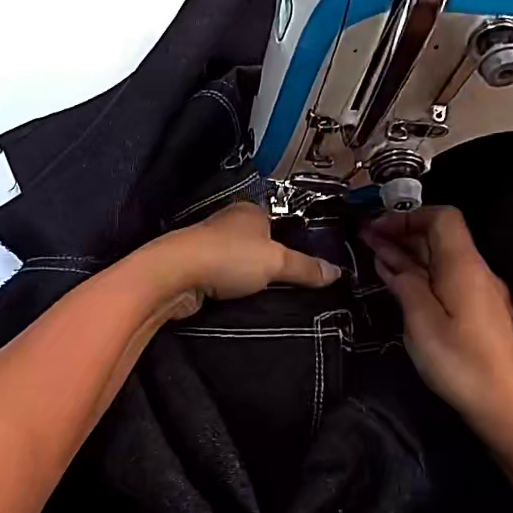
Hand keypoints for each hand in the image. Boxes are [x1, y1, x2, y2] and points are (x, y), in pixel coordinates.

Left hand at [134, 202, 339, 318]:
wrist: (173, 275)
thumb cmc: (229, 257)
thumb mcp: (277, 262)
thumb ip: (307, 268)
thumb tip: (338, 272)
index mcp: (249, 210)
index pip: (278, 222)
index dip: (291, 241)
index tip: (305, 266)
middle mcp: (228, 222)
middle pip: (258, 243)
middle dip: (269, 262)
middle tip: (291, 286)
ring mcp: (207, 244)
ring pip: (237, 261)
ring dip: (247, 277)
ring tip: (267, 298)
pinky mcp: (193, 266)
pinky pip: (221, 277)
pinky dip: (229, 287)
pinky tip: (238, 301)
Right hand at [362, 208, 512, 434]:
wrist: (508, 407)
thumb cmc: (462, 364)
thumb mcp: (422, 322)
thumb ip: (405, 284)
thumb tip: (390, 261)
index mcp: (463, 266)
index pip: (441, 217)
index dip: (407, 216)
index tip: (376, 228)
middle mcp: (476, 272)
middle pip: (440, 236)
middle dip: (402, 233)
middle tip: (366, 238)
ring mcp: (480, 292)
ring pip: (441, 259)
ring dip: (409, 254)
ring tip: (375, 255)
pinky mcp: (480, 312)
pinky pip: (446, 278)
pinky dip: (421, 274)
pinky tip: (400, 282)